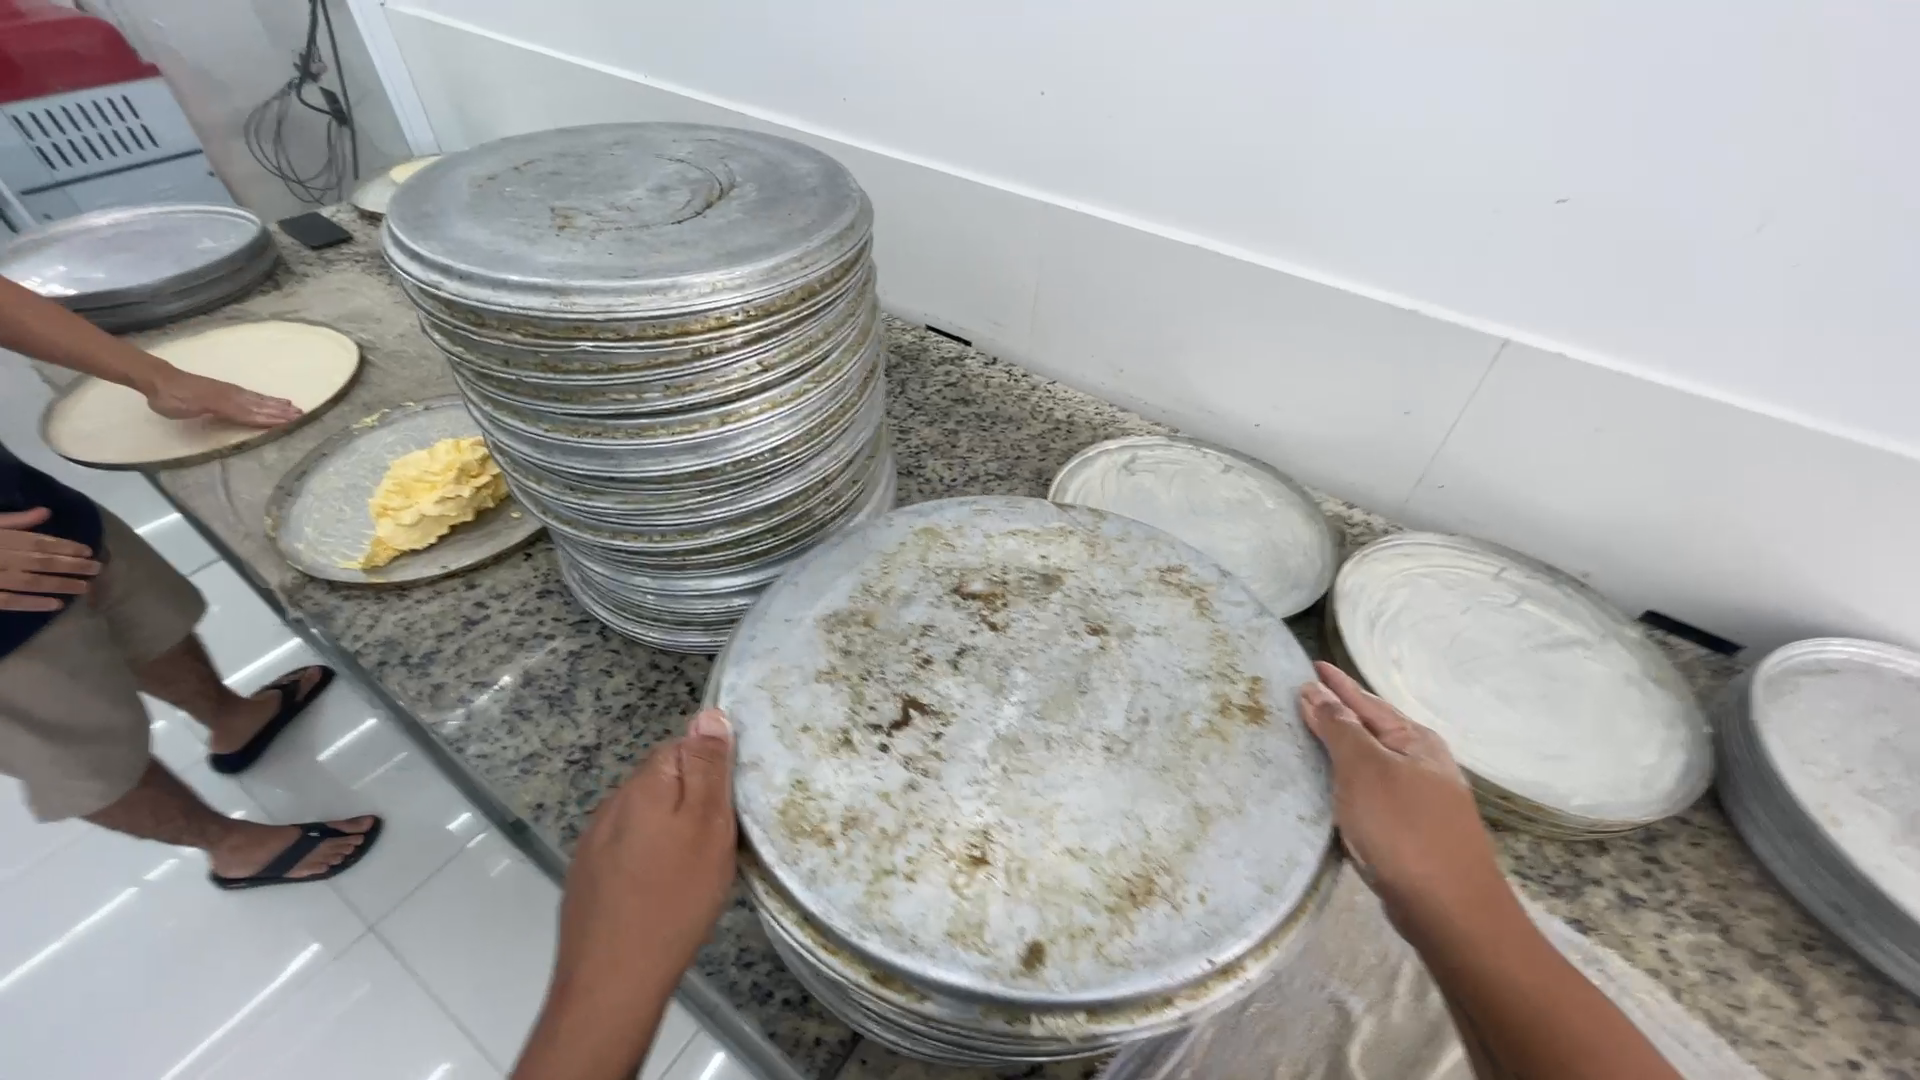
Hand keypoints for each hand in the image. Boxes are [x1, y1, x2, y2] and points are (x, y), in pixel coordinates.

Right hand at [0, 507, 101, 612]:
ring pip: (28, 581)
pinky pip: (5, 600)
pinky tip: (55, 605)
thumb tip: (46, 512)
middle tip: (98, 569)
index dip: (66, 547)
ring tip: (85, 587)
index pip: (36, 542)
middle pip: (39, 561)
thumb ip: (11, 520)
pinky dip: (31, 603)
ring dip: (59, 584)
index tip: (89, 552)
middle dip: (72, 566)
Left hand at [144, 365, 302, 426]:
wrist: (158, 378)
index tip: (290, 423)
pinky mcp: (229, 390)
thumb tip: (227, 412)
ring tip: (296, 409)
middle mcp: (231, 397)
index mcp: (222, 403)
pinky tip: (276, 400)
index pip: (250, 413)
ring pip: (259, 400)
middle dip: (281, 412)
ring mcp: (231, 392)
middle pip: (260, 406)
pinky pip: (253, 395)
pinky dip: (267, 398)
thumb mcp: (183, 408)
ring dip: (278, 405)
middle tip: (303, 416)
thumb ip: (209, 410)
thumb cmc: (169, 398)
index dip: (269, 419)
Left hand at [554, 708, 736, 1000]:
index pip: (684, 746)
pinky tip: (660, 890)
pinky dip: (648, 858)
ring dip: (669, 828)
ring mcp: (594, 841)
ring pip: (645, 816)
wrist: (612, 980)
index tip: (729, 805)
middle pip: (663, 780)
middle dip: (692, 800)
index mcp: (646, 783)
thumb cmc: (674, 896)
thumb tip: (708, 713)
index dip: (712, 770)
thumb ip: (708, 767)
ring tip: (692, 868)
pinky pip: (627, 847)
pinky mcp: (586, 875)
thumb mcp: (708, 826)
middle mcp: (613, 802)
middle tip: (719, 840)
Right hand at [1297, 661, 1513, 940]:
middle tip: (1308, 694)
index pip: (1366, 702)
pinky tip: (1338, 783)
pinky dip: (1351, 774)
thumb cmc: (1403, 829)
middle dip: (1343, 710)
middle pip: (1374, 727)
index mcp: (1416, 742)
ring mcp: (1421, 798)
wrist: (1450, 911)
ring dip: (1346, 743)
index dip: (1338, 685)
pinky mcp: (1412, 829)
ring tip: (1317, 731)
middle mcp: (1423, 764)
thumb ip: (1340, 728)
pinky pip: (1373, 786)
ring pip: (1374, 758)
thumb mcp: (1364, 769)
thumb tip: (1318, 693)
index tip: (1313, 666)